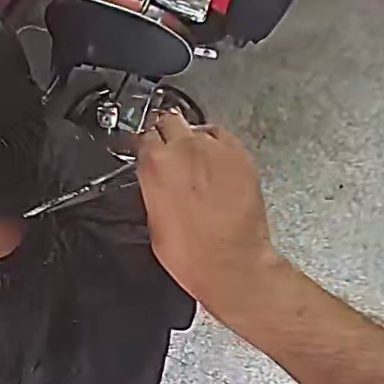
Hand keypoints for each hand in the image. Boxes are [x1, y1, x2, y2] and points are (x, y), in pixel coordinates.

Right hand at [136, 111, 282, 315]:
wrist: (229, 262)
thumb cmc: (190, 251)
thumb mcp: (152, 218)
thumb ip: (152, 187)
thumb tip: (154, 180)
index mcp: (155, 165)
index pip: (143, 136)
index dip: (142, 143)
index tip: (143, 148)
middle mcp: (186, 150)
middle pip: (169, 121)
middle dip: (165, 132)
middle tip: (166, 147)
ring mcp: (216, 150)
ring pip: (197, 127)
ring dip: (191, 139)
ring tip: (192, 159)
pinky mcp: (241, 157)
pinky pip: (223, 138)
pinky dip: (216, 145)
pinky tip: (213, 162)